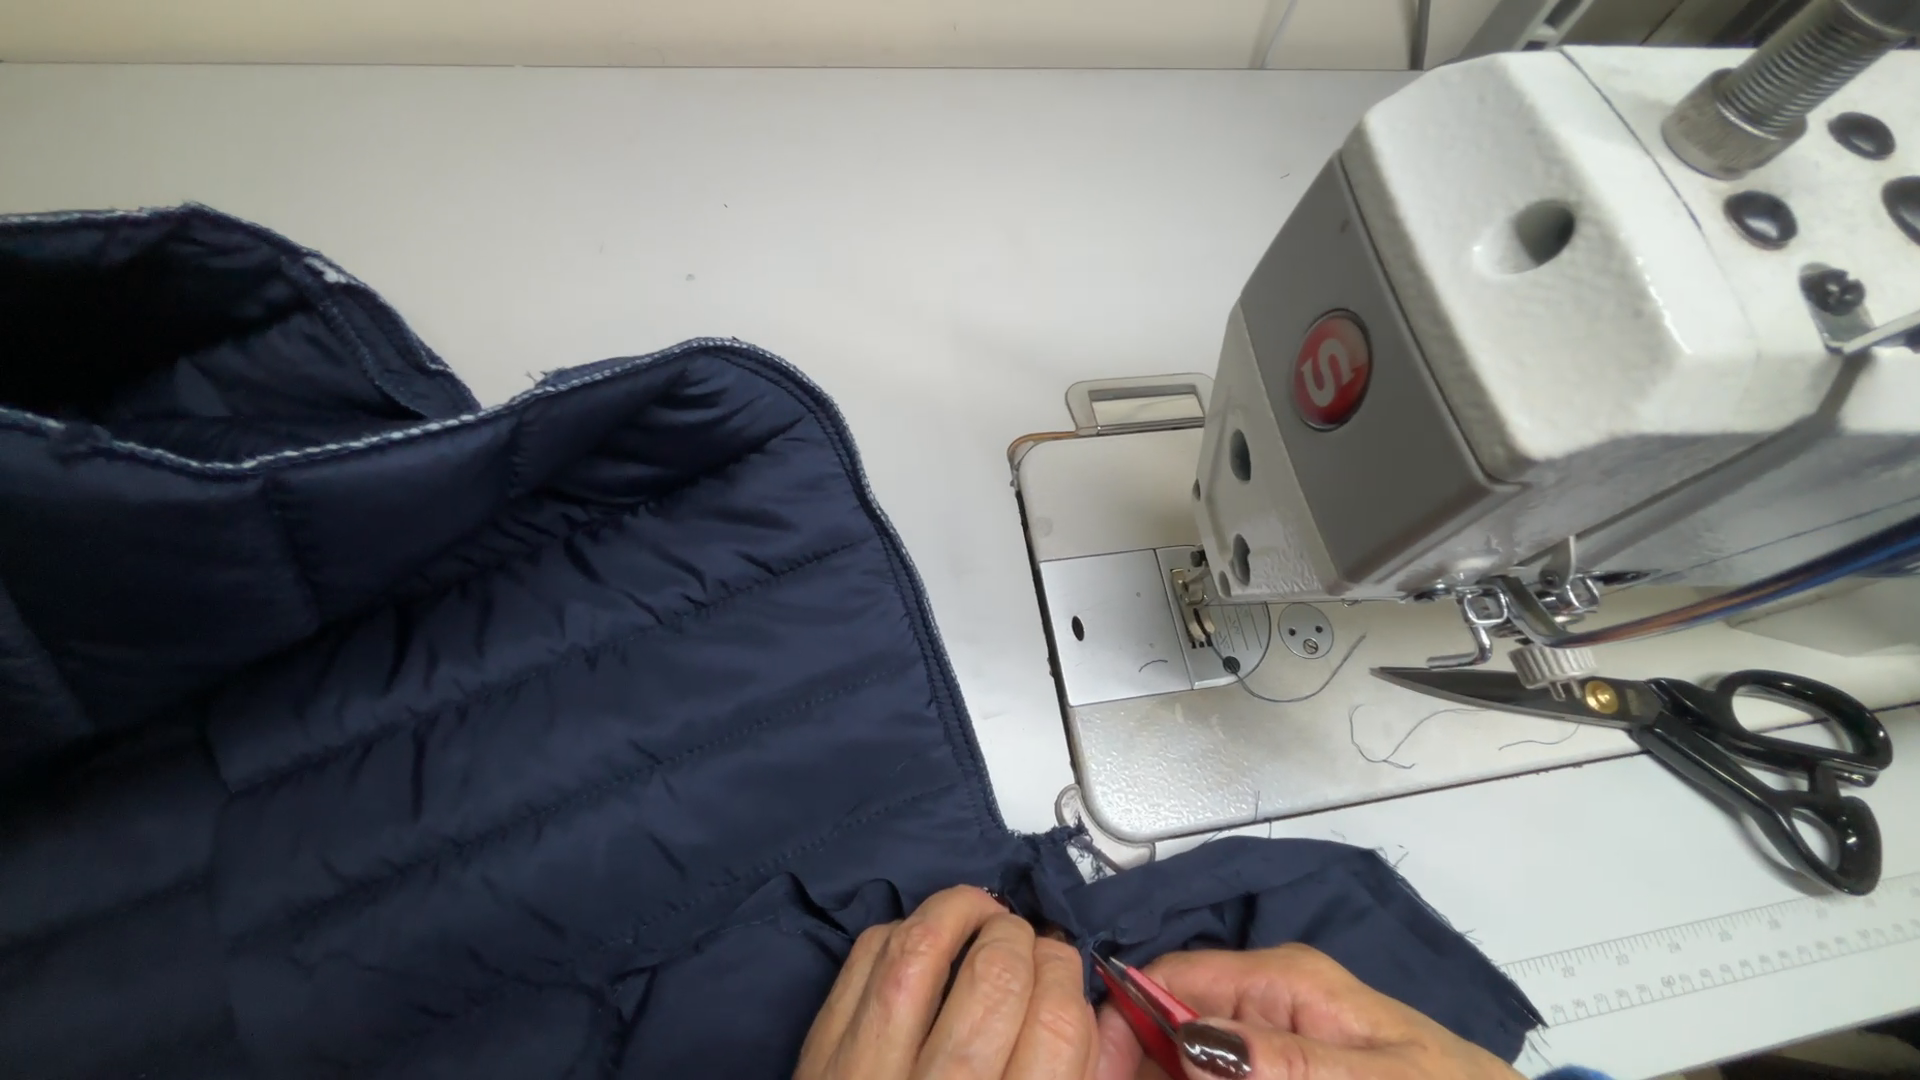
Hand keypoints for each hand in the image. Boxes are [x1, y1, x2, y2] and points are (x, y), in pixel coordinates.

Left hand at [795, 885, 1097, 1079]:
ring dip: (961, 908)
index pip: (1058, 1024)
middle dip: (1019, 936)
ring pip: (921, 948)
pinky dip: (904, 928)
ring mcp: (867, 1070)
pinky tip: (927, 939)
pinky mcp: (822, 1049)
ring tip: (982, 911)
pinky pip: (867, 955)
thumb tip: (1100, 1005)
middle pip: (996, 976)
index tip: (1060, 963)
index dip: (1066, 973)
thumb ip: (1077, 1079)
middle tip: (1022, 941)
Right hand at [1093, 945, 1522, 1079]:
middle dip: (1143, 1059)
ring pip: (1196, 1052)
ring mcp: (1275, 1031)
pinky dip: (1198, 1076)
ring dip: (1167, 1072)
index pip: (1175, 978)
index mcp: (1283, 979)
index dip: (1128, 1016)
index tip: (1097, 1068)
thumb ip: (1288, 1061)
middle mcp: (1268, 995)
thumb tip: (1194, 1038)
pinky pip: (1226, 1067)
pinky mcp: (1282, 1061)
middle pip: (1177, 1020)